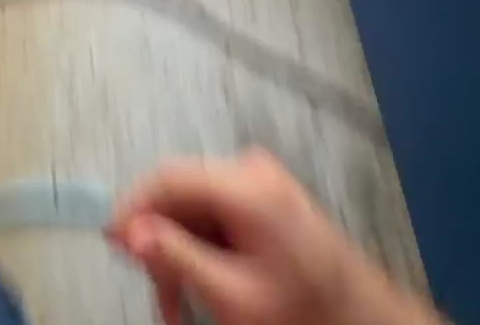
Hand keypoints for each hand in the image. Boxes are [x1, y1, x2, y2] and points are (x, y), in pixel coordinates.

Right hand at [108, 150, 440, 324]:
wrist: (368, 323)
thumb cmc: (309, 312)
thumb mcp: (234, 294)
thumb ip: (177, 258)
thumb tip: (128, 232)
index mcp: (246, 185)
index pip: (167, 176)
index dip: (132, 206)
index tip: (112, 239)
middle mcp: (251, 170)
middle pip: (179, 194)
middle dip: (160, 244)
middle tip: (153, 290)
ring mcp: (259, 180)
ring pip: (192, 208)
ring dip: (179, 254)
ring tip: (179, 305)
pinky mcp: (262, 196)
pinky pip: (212, 214)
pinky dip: (201, 249)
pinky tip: (201, 286)